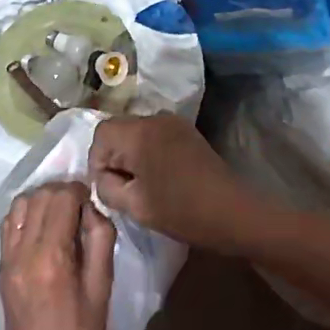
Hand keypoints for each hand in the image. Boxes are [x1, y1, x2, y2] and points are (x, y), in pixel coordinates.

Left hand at [0, 182, 113, 329]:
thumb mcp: (103, 284)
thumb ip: (100, 237)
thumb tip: (91, 207)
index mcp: (52, 257)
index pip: (61, 197)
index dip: (79, 189)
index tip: (91, 200)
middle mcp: (23, 253)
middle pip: (39, 195)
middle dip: (62, 191)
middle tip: (78, 205)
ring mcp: (6, 261)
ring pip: (19, 204)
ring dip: (40, 199)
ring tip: (58, 213)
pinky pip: (7, 225)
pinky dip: (23, 215)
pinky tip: (39, 227)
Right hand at [91, 114, 272, 254]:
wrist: (231, 210)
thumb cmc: (181, 211)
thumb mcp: (135, 207)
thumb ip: (107, 187)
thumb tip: (102, 176)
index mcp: (139, 134)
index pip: (101, 134)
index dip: (98, 161)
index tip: (110, 188)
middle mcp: (154, 117)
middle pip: (117, 128)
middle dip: (113, 156)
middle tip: (123, 187)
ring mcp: (172, 120)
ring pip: (135, 130)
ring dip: (130, 152)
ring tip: (141, 183)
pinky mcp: (185, 129)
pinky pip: (153, 132)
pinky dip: (147, 149)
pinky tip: (159, 174)